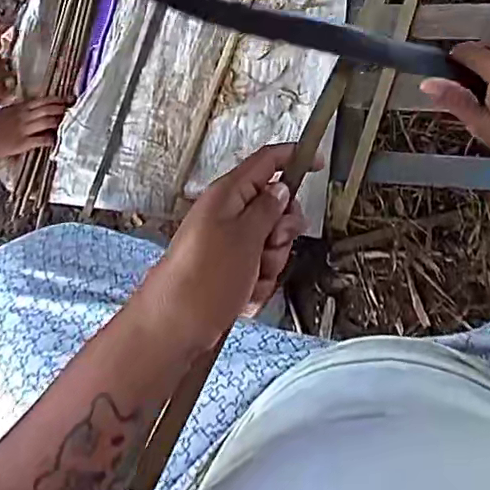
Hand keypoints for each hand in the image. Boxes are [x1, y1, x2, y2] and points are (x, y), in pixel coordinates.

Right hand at [0, 97, 65, 160]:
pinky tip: (55, 140)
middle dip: (62, 110)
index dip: (57, 100)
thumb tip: (29, 106)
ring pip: (48, 122)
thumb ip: (17, 108)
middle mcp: (23, 116)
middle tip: (70, 111)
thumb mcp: (3, 112)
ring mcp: (24, 129)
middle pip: (49, 109)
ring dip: (59, 122)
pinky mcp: (22, 143)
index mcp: (19, 108)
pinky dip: (51, 139)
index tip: (67, 99)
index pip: (43, 100)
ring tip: (65, 124)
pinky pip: (41, 139)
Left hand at [134, 144, 307, 350]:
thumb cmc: (203, 279)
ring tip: (251, 277)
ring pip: (271, 241)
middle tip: (271, 245)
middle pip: (275, 206)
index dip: (293, 157)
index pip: (266, 161)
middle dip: (282, 230)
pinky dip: (258, 283)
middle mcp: (227, 213)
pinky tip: (244, 295)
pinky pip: (259, 267)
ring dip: (270, 262)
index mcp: (228, 194)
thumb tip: (283, 188)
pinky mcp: (228, 269)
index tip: (317, 163)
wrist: (172, 331)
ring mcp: (227, 242)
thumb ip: (269, 208)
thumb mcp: (246, 237)